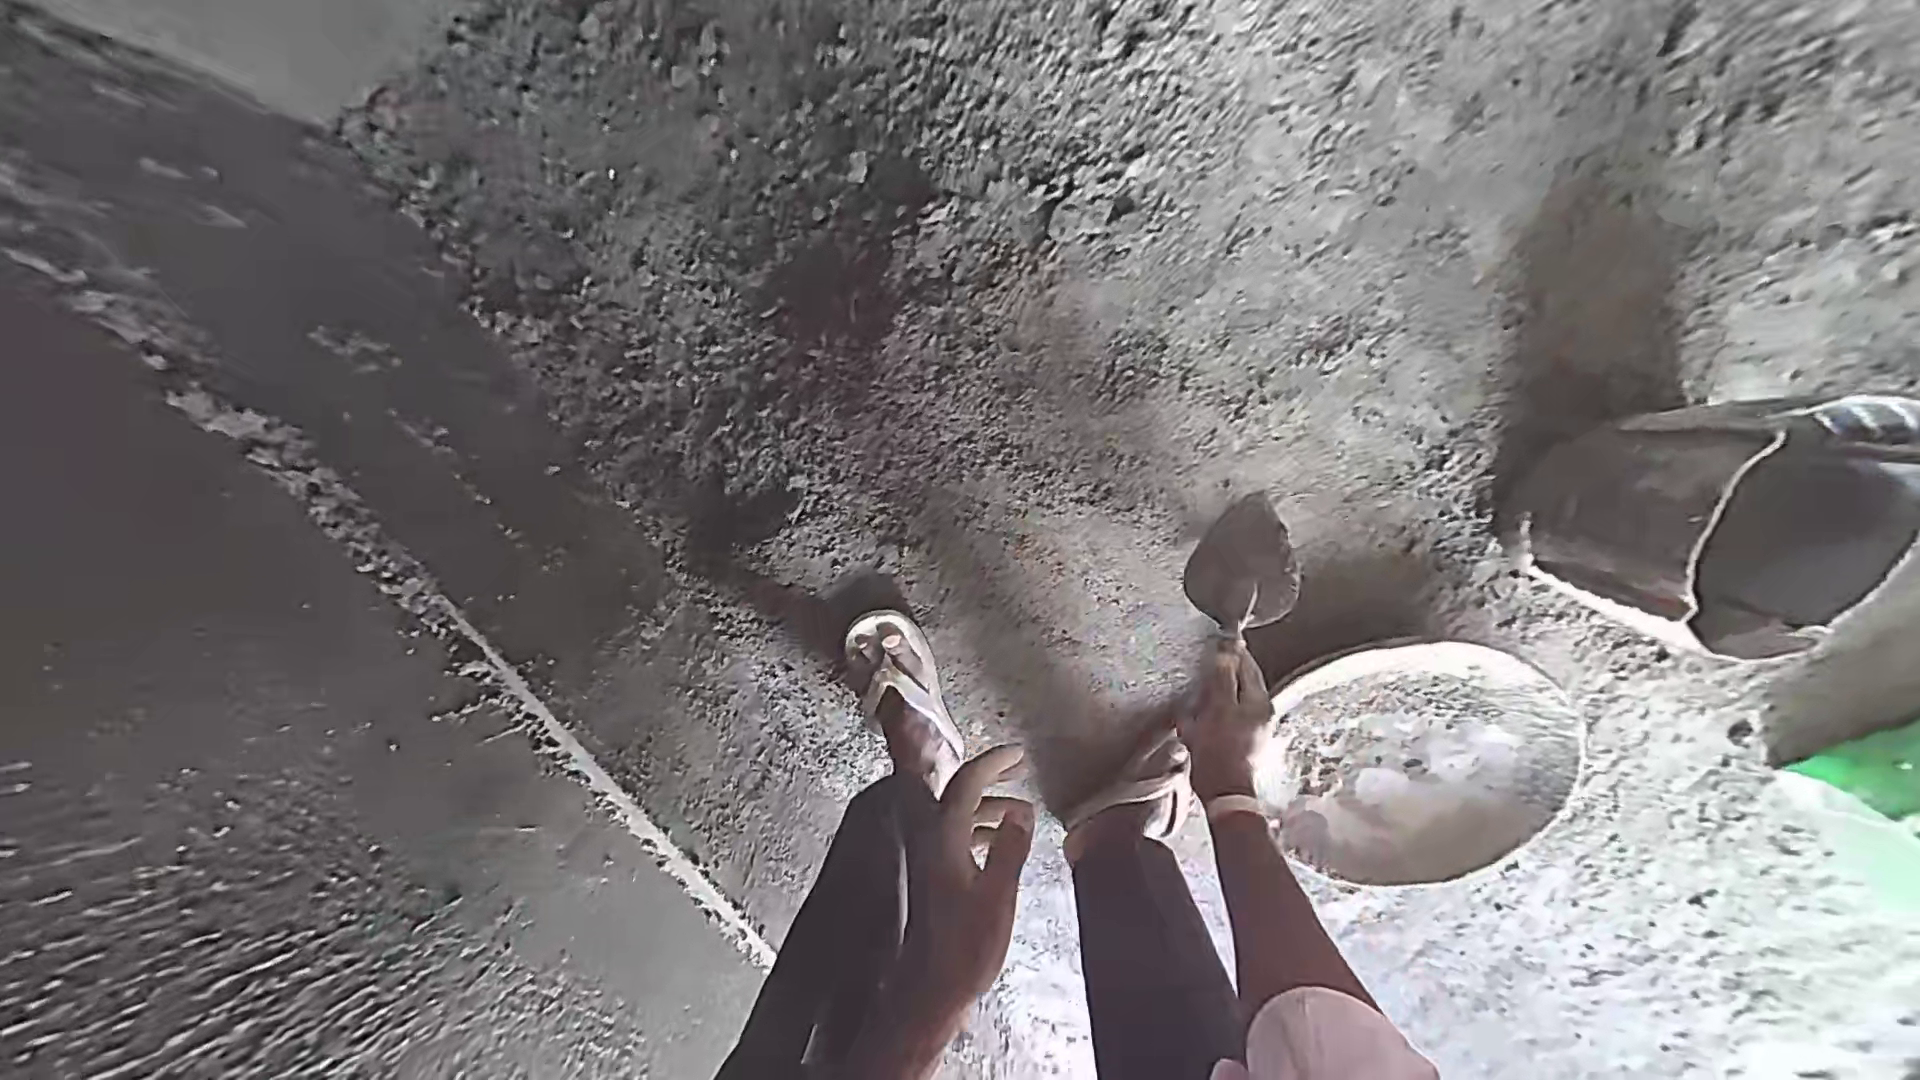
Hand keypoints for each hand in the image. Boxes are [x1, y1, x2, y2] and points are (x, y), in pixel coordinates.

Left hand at [847, 746, 1033, 1078]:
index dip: (994, 762)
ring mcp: (932, 853)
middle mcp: (933, 836)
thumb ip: (1010, 849)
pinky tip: (1003, 837)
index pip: (968, 781)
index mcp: (945, 835)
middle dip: (991, 774)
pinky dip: (983, 825)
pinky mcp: (936, 870)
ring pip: (961, 812)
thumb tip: (1022, 812)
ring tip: (1022, 808)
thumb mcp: (998, 895)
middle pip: (961, 790)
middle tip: (1019, 766)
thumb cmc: (965, 945)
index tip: (1018, 754)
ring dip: (990, 802)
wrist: (931, 986)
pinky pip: (960, 831)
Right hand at [1180, 641, 1271, 800]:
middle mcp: (1260, 713)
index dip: (1234, 650)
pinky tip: (1197, 711)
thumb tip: (1227, 651)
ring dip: (1215, 689)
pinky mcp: (1238, 740)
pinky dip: (1212, 708)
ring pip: (1231, 698)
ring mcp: (1250, 728)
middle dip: (1224, 669)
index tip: (1219, 638)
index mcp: (1259, 702)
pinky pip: (1224, 715)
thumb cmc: (1220, 748)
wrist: (1224, 791)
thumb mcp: (1218, 708)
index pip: (1248, 665)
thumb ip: (1223, 678)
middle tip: (1205, 658)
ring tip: (1198, 684)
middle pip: (1241, 681)